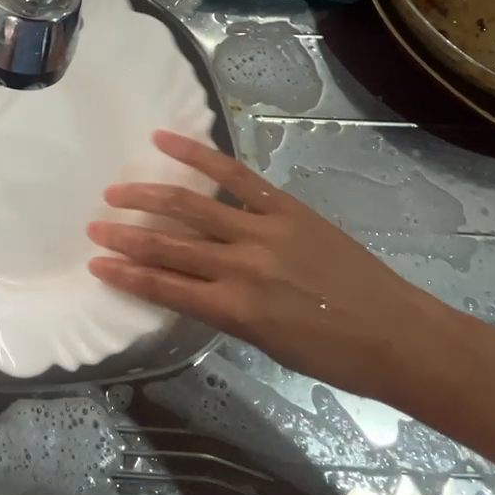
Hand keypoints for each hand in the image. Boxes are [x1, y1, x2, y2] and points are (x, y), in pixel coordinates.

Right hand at [87, 130, 472, 405]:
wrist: (401, 336)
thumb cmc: (332, 354)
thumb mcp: (266, 343)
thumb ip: (219, 307)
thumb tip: (178, 281)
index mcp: (237, 308)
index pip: (165, 287)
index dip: (125, 274)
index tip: (95, 264)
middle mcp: (243, 266)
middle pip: (168, 244)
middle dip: (125, 236)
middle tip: (93, 226)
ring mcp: (264, 230)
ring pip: (190, 205)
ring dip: (146, 196)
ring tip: (114, 192)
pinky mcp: (284, 207)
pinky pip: (233, 176)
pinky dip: (196, 155)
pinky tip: (163, 139)